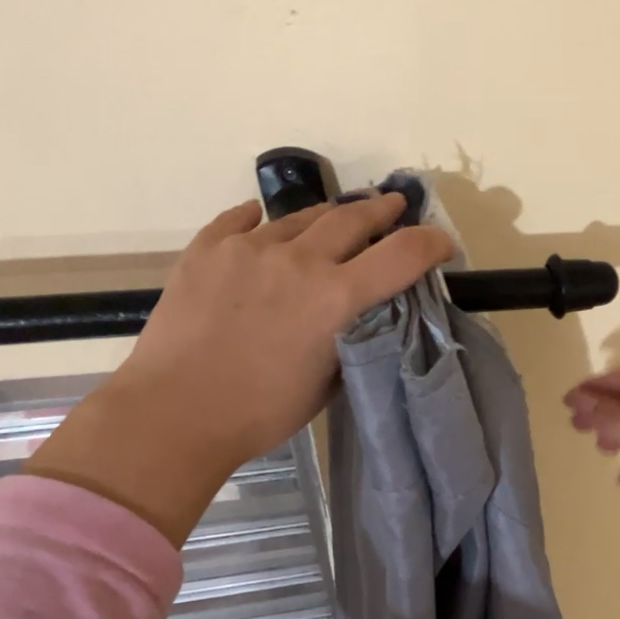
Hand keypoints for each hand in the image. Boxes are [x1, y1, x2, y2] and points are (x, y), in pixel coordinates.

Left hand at [29, 193, 454, 545]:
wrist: (176, 411)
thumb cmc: (261, 413)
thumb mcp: (327, 384)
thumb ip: (351, 342)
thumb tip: (357, 319)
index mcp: (335, 299)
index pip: (400, 257)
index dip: (430, 244)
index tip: (443, 242)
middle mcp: (298, 261)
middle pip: (352, 219)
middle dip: (381, 210)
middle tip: (395, 205)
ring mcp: (248, 249)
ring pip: (299, 217)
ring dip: (327, 215)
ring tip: (338, 216)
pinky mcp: (206, 250)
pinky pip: (240, 221)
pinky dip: (261, 220)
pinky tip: (263, 218)